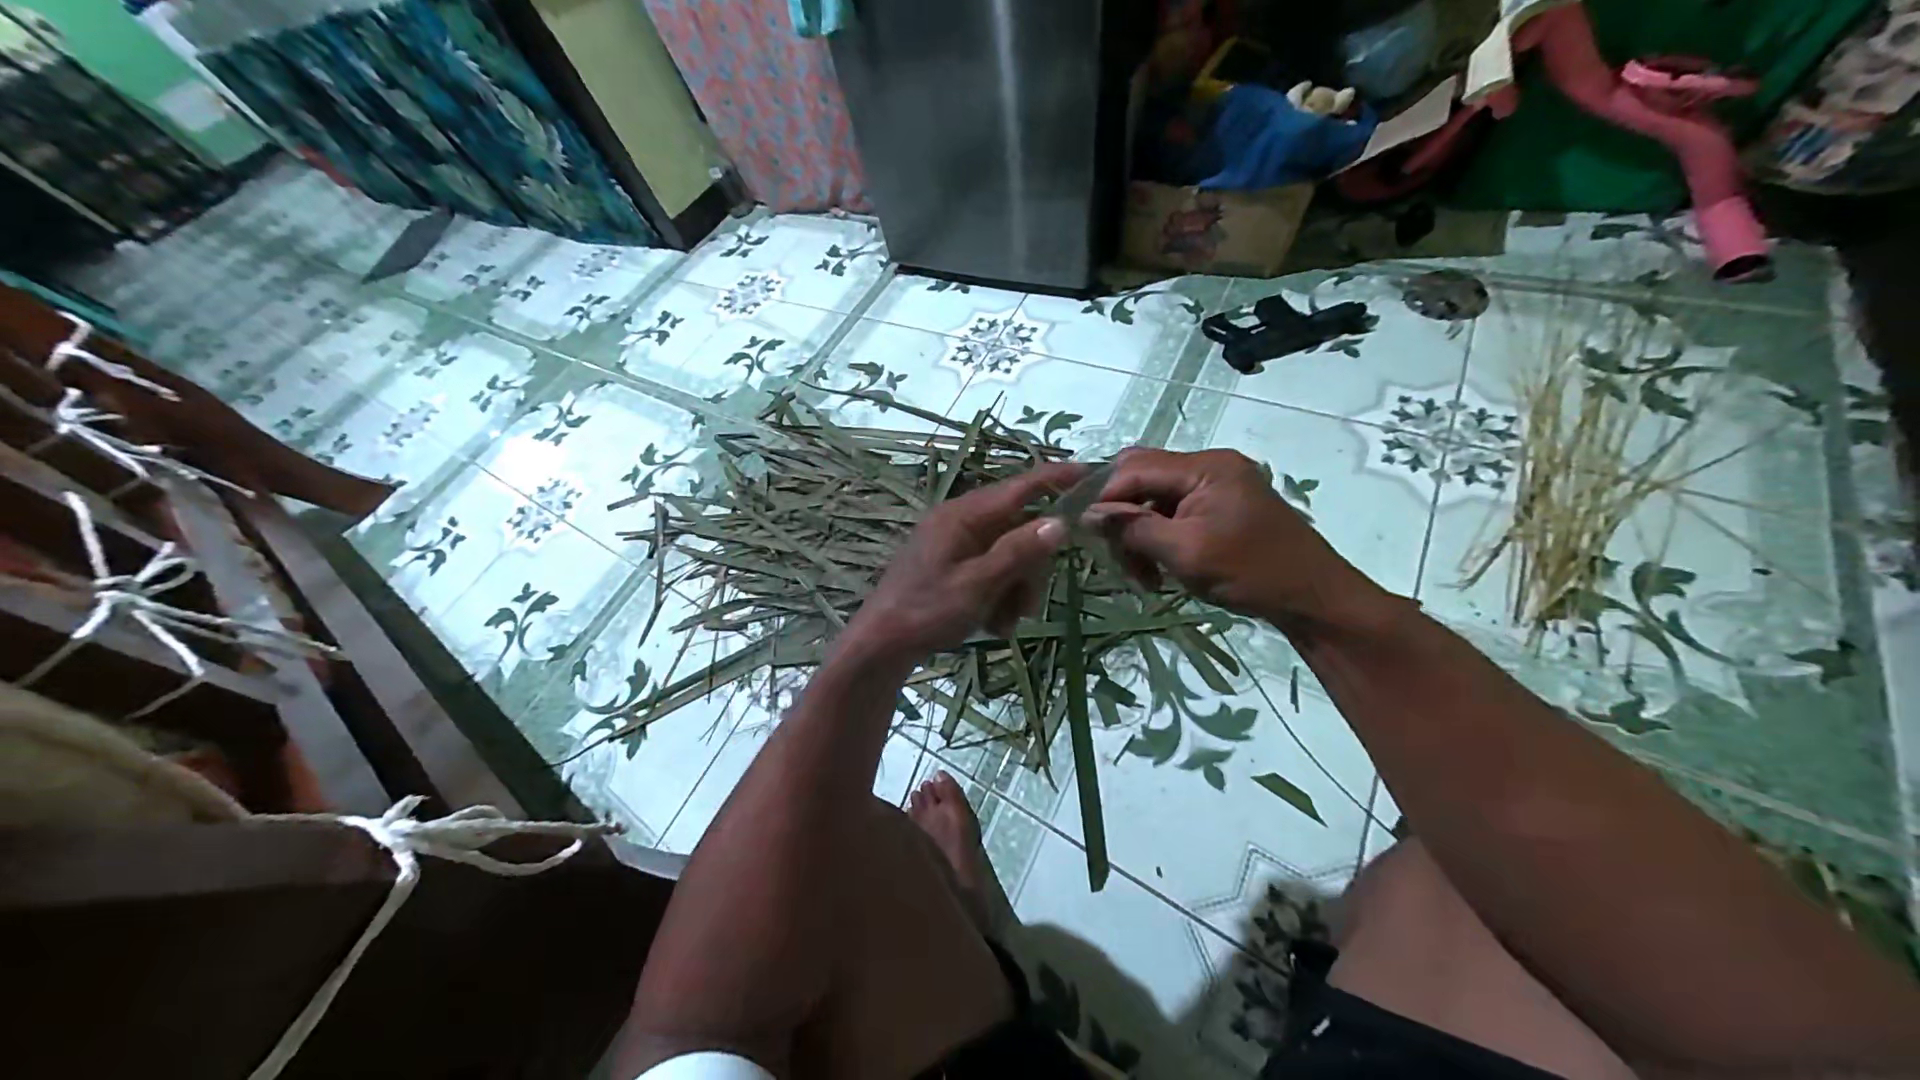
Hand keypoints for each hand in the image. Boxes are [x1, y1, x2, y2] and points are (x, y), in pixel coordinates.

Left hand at [841, 462, 1084, 662]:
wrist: (882, 645)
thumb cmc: (926, 611)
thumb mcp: (977, 585)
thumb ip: (1018, 552)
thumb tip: (1059, 522)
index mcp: (963, 516)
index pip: (1020, 487)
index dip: (1057, 479)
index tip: (1092, 475)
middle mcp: (961, 522)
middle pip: (1020, 529)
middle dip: (1031, 568)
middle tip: (1026, 606)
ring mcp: (956, 544)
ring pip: (1011, 555)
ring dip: (1017, 589)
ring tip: (1003, 622)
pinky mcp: (953, 565)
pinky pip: (993, 570)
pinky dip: (1000, 595)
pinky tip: (992, 623)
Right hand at [1089, 448, 1394, 629]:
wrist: (1314, 599)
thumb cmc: (1252, 572)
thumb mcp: (1186, 552)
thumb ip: (1134, 528)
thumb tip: (1088, 514)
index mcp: (1206, 466)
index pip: (1136, 468)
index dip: (1104, 496)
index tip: (1083, 529)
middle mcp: (1210, 466)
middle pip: (1143, 478)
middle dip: (1121, 514)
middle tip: (1110, 551)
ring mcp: (1217, 486)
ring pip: (1155, 499)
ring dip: (1139, 533)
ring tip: (1141, 574)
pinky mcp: (1220, 507)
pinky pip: (1174, 513)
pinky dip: (1159, 538)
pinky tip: (1158, 569)